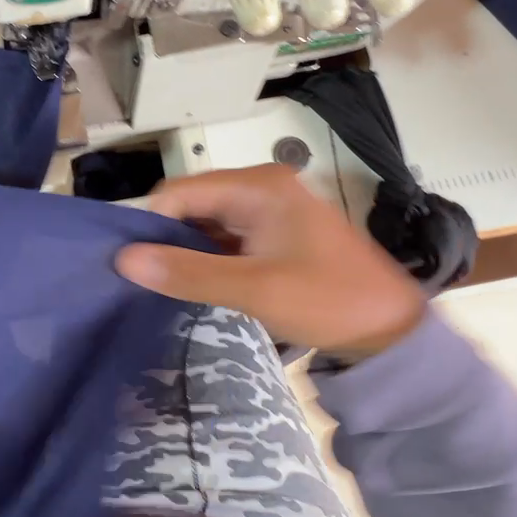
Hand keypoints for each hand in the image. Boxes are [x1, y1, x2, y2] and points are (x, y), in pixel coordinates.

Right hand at [116, 165, 427, 357]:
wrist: (392, 330)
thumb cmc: (328, 301)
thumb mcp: (254, 289)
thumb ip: (188, 272)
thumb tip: (123, 259)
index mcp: (258, 186)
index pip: (178, 192)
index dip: (152, 226)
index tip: (133, 266)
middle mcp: (260, 186)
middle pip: (190, 204)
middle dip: (167, 238)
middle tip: (149, 279)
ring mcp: (268, 208)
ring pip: (204, 222)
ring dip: (186, 250)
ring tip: (168, 284)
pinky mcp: (273, 231)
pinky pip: (224, 236)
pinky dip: (207, 257)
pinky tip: (198, 282)